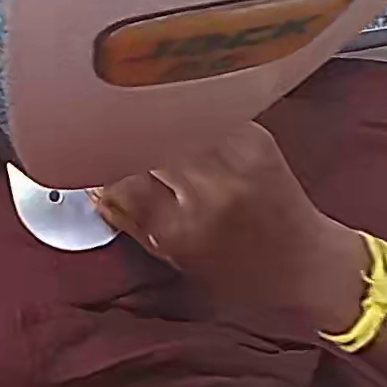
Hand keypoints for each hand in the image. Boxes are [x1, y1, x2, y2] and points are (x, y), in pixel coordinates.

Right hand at [93, 122, 364, 327]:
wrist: (307, 262)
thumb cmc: (237, 272)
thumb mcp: (172, 256)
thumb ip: (126, 216)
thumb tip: (89, 180)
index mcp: (186, 228)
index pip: (118, 177)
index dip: (93, 161)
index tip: (79, 153)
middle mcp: (212, 188)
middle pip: (142, 139)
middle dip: (115, 134)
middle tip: (99, 131)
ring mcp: (237, 155)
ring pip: (169, 119)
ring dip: (146, 120)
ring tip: (130, 121)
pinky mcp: (255, 134)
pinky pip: (199, 113)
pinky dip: (179, 116)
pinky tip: (170, 120)